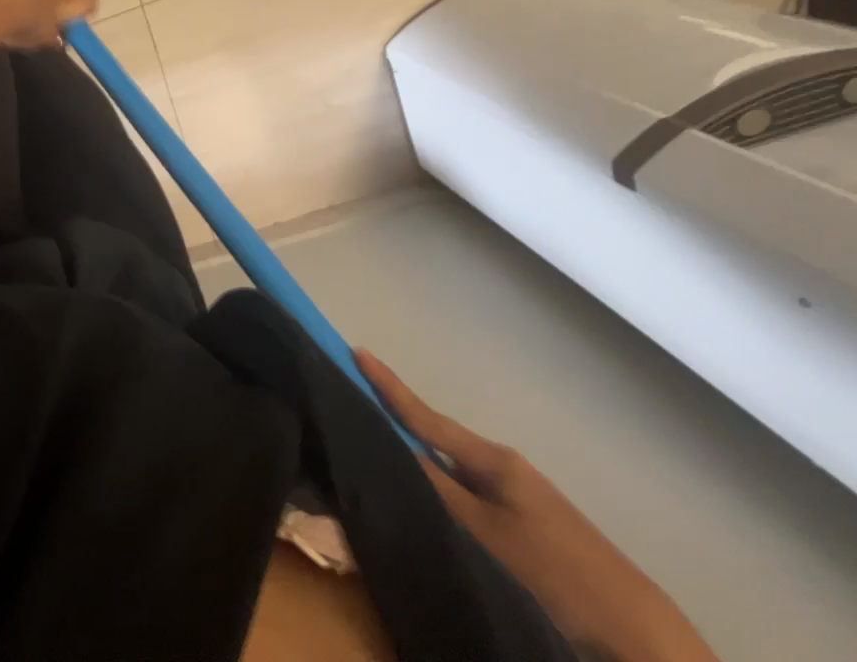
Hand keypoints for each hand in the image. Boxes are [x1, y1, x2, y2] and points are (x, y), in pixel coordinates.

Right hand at [357, 350, 717, 661]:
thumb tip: (393, 448)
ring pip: (448, 469)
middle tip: (350, 407)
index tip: (358, 351)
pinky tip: (418, 499)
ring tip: (371, 453)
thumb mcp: (480, 529)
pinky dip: (434, 487)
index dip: (389, 386)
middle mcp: (502, 468)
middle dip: (395, 422)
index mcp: (492, 461)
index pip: (426, 416)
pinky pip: (462, 492)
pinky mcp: (519, 523)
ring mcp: (514, 496)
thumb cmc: (550, 570)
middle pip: (436, 438)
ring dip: (413, 459)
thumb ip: (433, 487)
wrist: (630, 628)